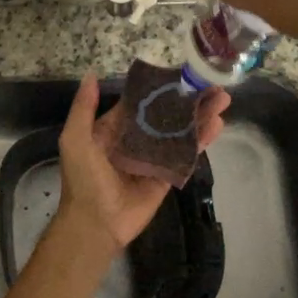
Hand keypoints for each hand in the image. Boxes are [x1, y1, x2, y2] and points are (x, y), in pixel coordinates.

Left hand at [52, 73, 228, 255]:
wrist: (96, 223)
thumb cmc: (83, 179)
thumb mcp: (75, 139)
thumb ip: (84, 108)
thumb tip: (91, 75)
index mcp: (113, 129)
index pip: (139, 103)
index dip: (159, 89)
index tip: (181, 73)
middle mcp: (135, 141)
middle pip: (165, 116)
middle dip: (187, 101)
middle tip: (212, 84)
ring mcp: (153, 159)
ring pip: (179, 133)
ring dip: (199, 117)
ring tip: (222, 100)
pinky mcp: (166, 176)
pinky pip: (185, 156)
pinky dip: (200, 141)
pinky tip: (217, 125)